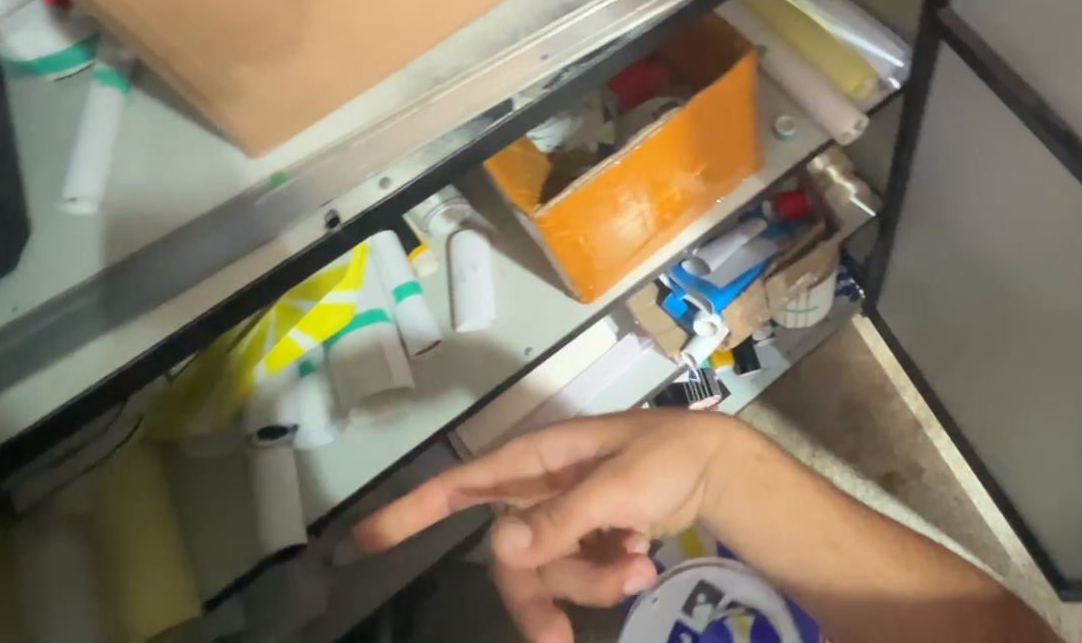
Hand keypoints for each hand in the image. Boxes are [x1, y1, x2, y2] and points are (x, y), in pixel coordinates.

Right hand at [354, 410, 741, 642]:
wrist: (717, 467)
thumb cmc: (666, 456)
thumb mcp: (616, 486)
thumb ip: (559, 518)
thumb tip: (498, 546)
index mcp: (541, 459)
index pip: (466, 483)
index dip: (415, 508)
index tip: (364, 538)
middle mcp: (545, 488)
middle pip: (510, 557)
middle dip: (537, 597)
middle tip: (556, 641)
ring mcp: (569, 515)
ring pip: (549, 573)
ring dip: (592, 586)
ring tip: (637, 570)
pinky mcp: (593, 536)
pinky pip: (580, 574)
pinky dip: (609, 578)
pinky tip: (642, 561)